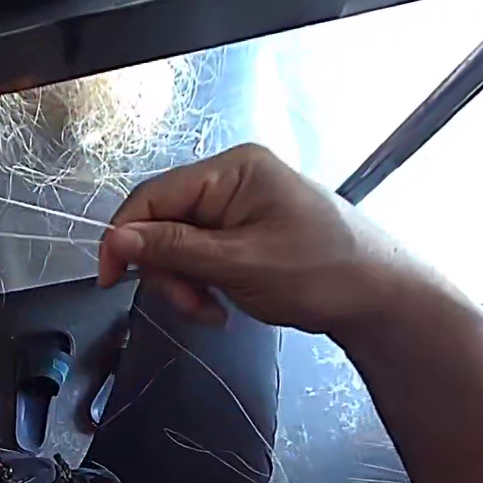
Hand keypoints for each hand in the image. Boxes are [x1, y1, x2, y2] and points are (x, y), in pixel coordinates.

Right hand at [96, 144, 458, 336]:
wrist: (374, 296)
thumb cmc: (319, 272)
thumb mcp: (239, 263)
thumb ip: (174, 250)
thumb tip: (116, 239)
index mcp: (231, 171)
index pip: (153, 196)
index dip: (123, 237)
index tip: (108, 278)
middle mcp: (230, 182)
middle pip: (163, 225)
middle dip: (167, 272)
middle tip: (191, 306)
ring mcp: (236, 210)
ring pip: (178, 248)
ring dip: (184, 286)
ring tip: (212, 311)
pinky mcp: (241, 236)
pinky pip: (200, 260)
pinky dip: (201, 287)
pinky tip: (220, 307)